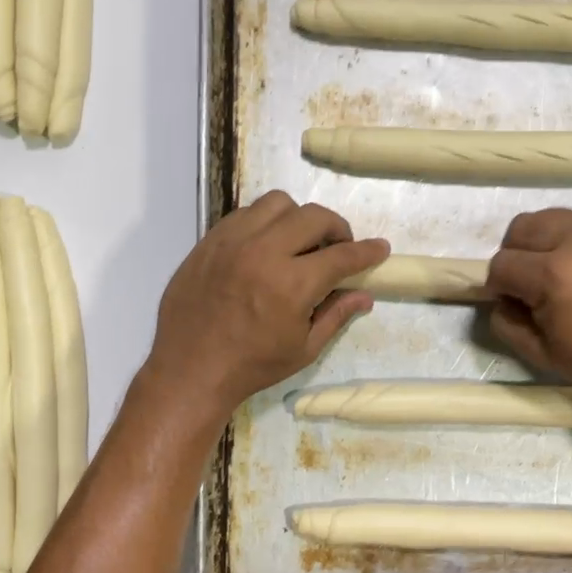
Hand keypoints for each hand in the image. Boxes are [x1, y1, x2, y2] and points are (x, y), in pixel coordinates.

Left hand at [145, 191, 389, 416]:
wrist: (191, 368)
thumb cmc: (252, 366)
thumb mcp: (303, 349)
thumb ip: (335, 315)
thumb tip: (364, 296)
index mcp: (292, 285)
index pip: (341, 256)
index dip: (366, 252)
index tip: (380, 249)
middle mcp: (264, 253)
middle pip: (313, 217)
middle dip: (336, 229)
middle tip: (338, 248)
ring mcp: (233, 242)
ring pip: (278, 204)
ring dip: (298, 218)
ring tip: (299, 242)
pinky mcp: (210, 241)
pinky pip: (246, 213)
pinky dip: (265, 222)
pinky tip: (266, 246)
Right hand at [484, 209, 571, 399]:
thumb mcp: (543, 353)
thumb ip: (507, 324)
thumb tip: (500, 301)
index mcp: (553, 275)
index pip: (502, 264)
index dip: (497, 287)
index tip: (510, 305)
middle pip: (519, 229)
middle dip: (513, 257)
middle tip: (526, 286)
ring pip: (546, 218)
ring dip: (537, 244)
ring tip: (550, 275)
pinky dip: (563, 239)